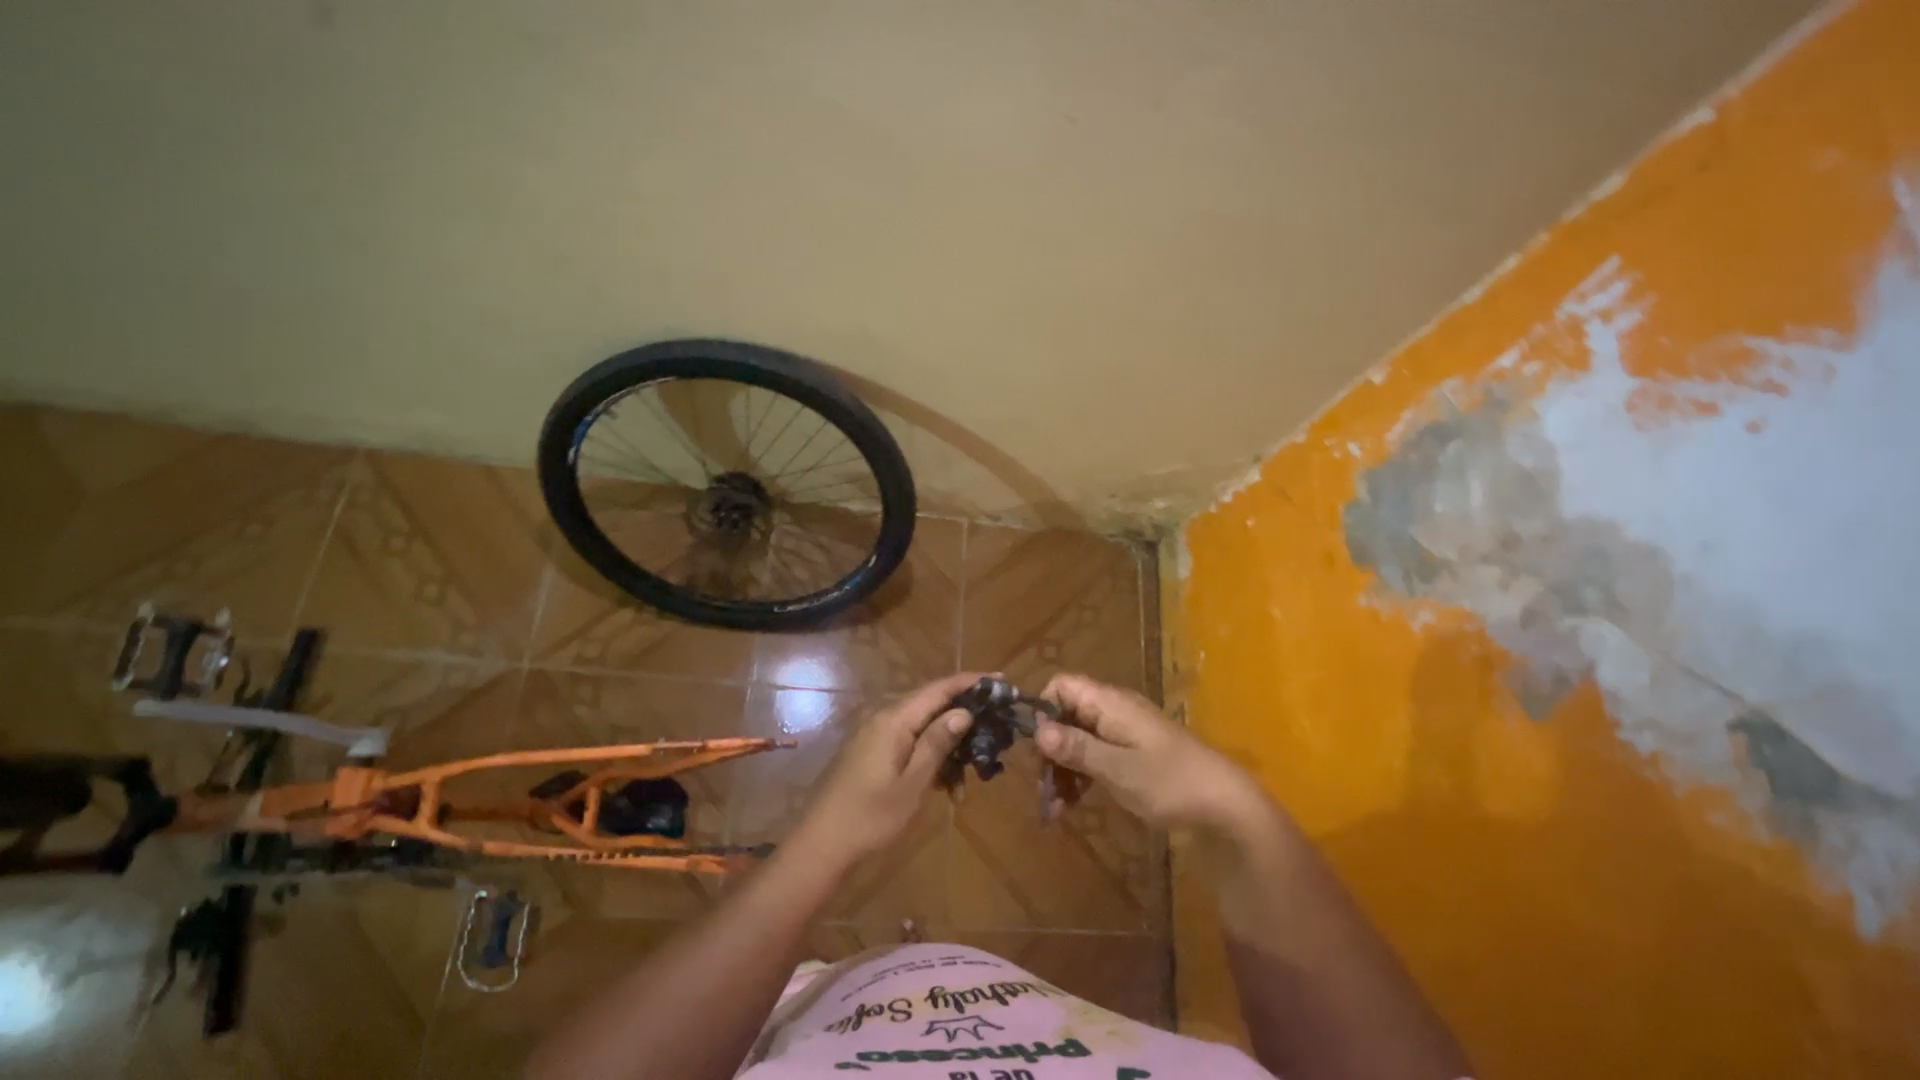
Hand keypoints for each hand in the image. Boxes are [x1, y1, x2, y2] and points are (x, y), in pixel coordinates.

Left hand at [788, 672, 980, 869]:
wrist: (821, 844)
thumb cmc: (870, 817)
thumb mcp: (913, 784)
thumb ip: (937, 744)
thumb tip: (963, 712)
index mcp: (893, 719)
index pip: (938, 689)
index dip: (971, 682)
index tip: (1002, 681)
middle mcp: (882, 718)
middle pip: (932, 706)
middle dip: (964, 721)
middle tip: (994, 737)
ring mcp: (874, 735)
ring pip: (922, 729)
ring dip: (947, 751)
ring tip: (967, 785)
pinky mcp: (870, 752)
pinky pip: (907, 744)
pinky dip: (928, 760)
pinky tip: (944, 789)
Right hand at [1036, 673, 1268, 832]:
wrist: (1225, 806)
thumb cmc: (1169, 783)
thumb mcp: (1117, 769)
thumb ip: (1077, 748)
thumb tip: (1037, 729)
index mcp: (1110, 704)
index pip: (1062, 686)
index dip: (1042, 710)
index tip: (1036, 747)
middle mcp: (1115, 711)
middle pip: (1067, 716)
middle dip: (1050, 750)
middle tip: (1042, 788)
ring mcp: (1126, 733)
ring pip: (1079, 740)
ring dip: (1063, 769)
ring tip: (1056, 808)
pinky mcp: (1134, 755)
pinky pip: (1097, 757)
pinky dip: (1083, 777)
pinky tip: (1074, 805)